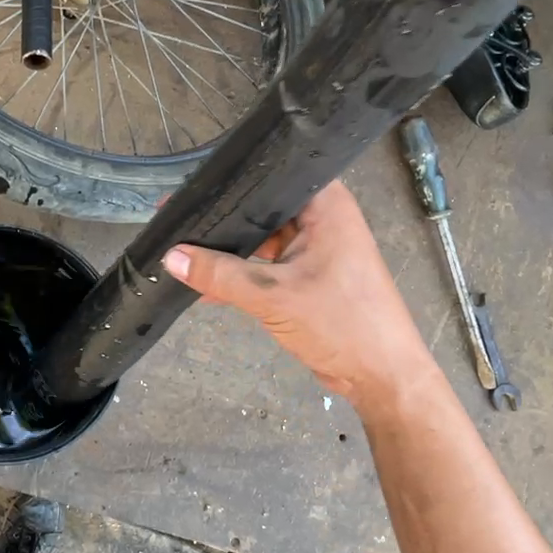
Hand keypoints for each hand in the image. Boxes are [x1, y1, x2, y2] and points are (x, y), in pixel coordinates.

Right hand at [161, 181, 432, 397]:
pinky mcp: (308, 276)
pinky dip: (240, 273)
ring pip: (261, 238)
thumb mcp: (271, 295)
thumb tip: (170, 257)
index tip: (188, 185)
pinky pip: (266, 264)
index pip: (271, 176)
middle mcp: (321, 219)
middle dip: (222, 217)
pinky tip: (204, 282)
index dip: (230, 179)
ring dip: (229, 249)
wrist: (382, 376)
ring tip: (181, 247)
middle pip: (262, 207)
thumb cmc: (340, 322)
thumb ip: (218, 274)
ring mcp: (315, 249)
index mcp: (325, 205)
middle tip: (174, 215)